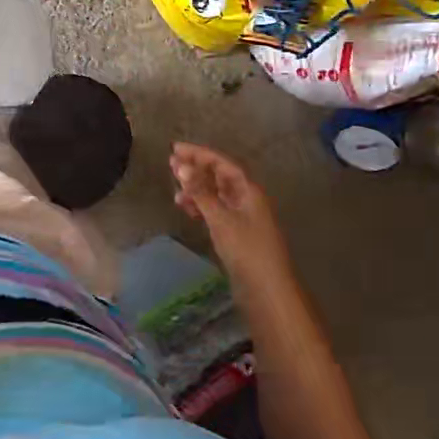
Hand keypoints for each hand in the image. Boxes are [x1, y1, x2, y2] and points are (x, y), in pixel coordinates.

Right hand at [170, 142, 289, 275]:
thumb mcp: (221, 218)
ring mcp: (242, 217)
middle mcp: (246, 200)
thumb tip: (181, 165)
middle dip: (196, 170)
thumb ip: (200, 192)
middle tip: (171, 164)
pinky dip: (200, 208)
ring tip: (175, 192)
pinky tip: (187, 210)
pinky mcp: (235, 234)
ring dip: (196, 190)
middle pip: (219, 177)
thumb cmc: (247, 250)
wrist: (267, 290)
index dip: (199, 154)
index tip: (176, 148)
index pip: (222, 164)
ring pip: (216, 195)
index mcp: (248, 191)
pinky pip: (215, 211)